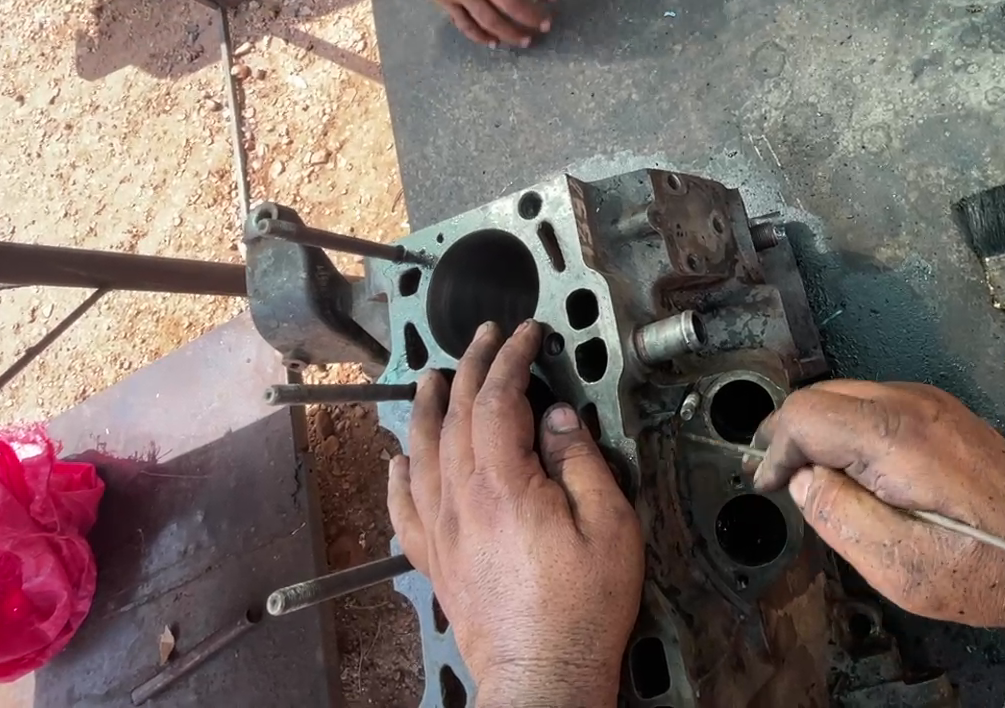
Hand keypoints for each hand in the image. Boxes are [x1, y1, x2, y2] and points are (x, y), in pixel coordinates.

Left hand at [388, 321, 642, 704]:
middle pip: (455, 414)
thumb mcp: (607, 522)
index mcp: (504, 484)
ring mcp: (441, 531)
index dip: (511, 357)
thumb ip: (578, 459)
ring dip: (425, 406)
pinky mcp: (435, 560)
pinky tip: (397, 460)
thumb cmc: (582, 604)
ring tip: (430, 375)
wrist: (542, 677)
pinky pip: (403, 509)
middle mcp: (461, 500)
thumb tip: (555, 415)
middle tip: (485, 334)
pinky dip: (397, 477)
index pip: (497, 398)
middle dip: (471, 365)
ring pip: (422, 451)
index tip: (526, 331)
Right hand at [751, 380, 1004, 639]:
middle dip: (790, 433)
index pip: (806, 414)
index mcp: (894, 434)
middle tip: (778, 476)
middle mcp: (908, 400)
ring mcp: (927, 399)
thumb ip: (837, 514)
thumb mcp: (898, 564)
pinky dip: (848, 425)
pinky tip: (855, 464)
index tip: (768, 485)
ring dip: (818, 427)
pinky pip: (873, 401)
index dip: (776, 449)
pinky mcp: (939, 408)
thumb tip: (801, 478)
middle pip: (820, 394)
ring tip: (813, 475)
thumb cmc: (978, 568)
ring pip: (845, 393)